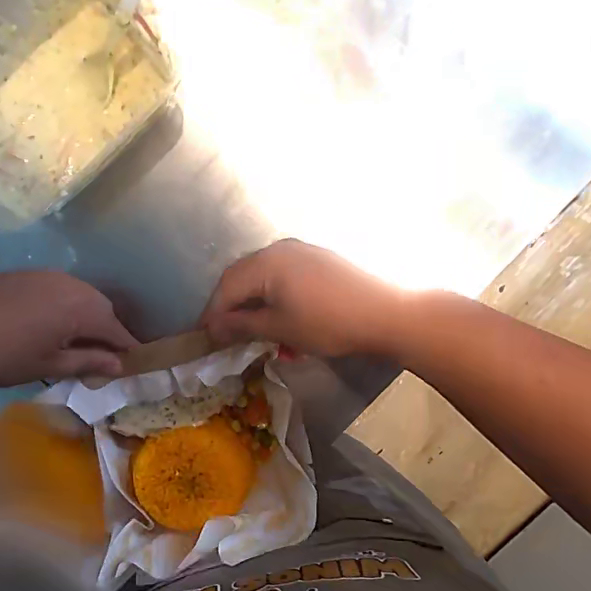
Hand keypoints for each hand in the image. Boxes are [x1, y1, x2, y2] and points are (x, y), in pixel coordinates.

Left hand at [0, 271, 139, 388]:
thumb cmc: (1, 358)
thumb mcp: (49, 366)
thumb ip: (88, 362)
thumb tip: (118, 365)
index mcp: (82, 307)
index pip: (118, 330)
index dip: (127, 350)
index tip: (131, 368)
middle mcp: (70, 284)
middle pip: (102, 309)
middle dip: (107, 333)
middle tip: (101, 360)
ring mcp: (45, 275)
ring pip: (80, 297)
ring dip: (85, 319)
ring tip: (75, 345)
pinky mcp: (23, 275)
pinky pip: (57, 290)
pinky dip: (63, 308)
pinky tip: (48, 327)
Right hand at [199, 239, 410, 357]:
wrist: (386, 315)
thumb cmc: (328, 323)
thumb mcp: (280, 329)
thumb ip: (242, 325)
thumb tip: (214, 327)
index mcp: (266, 262)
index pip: (226, 287)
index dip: (213, 314)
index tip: (205, 338)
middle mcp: (281, 249)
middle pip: (244, 280)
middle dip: (235, 312)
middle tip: (228, 339)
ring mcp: (303, 253)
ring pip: (267, 282)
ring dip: (260, 311)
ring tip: (263, 341)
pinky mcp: (320, 263)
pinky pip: (288, 281)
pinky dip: (281, 304)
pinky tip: (289, 330)